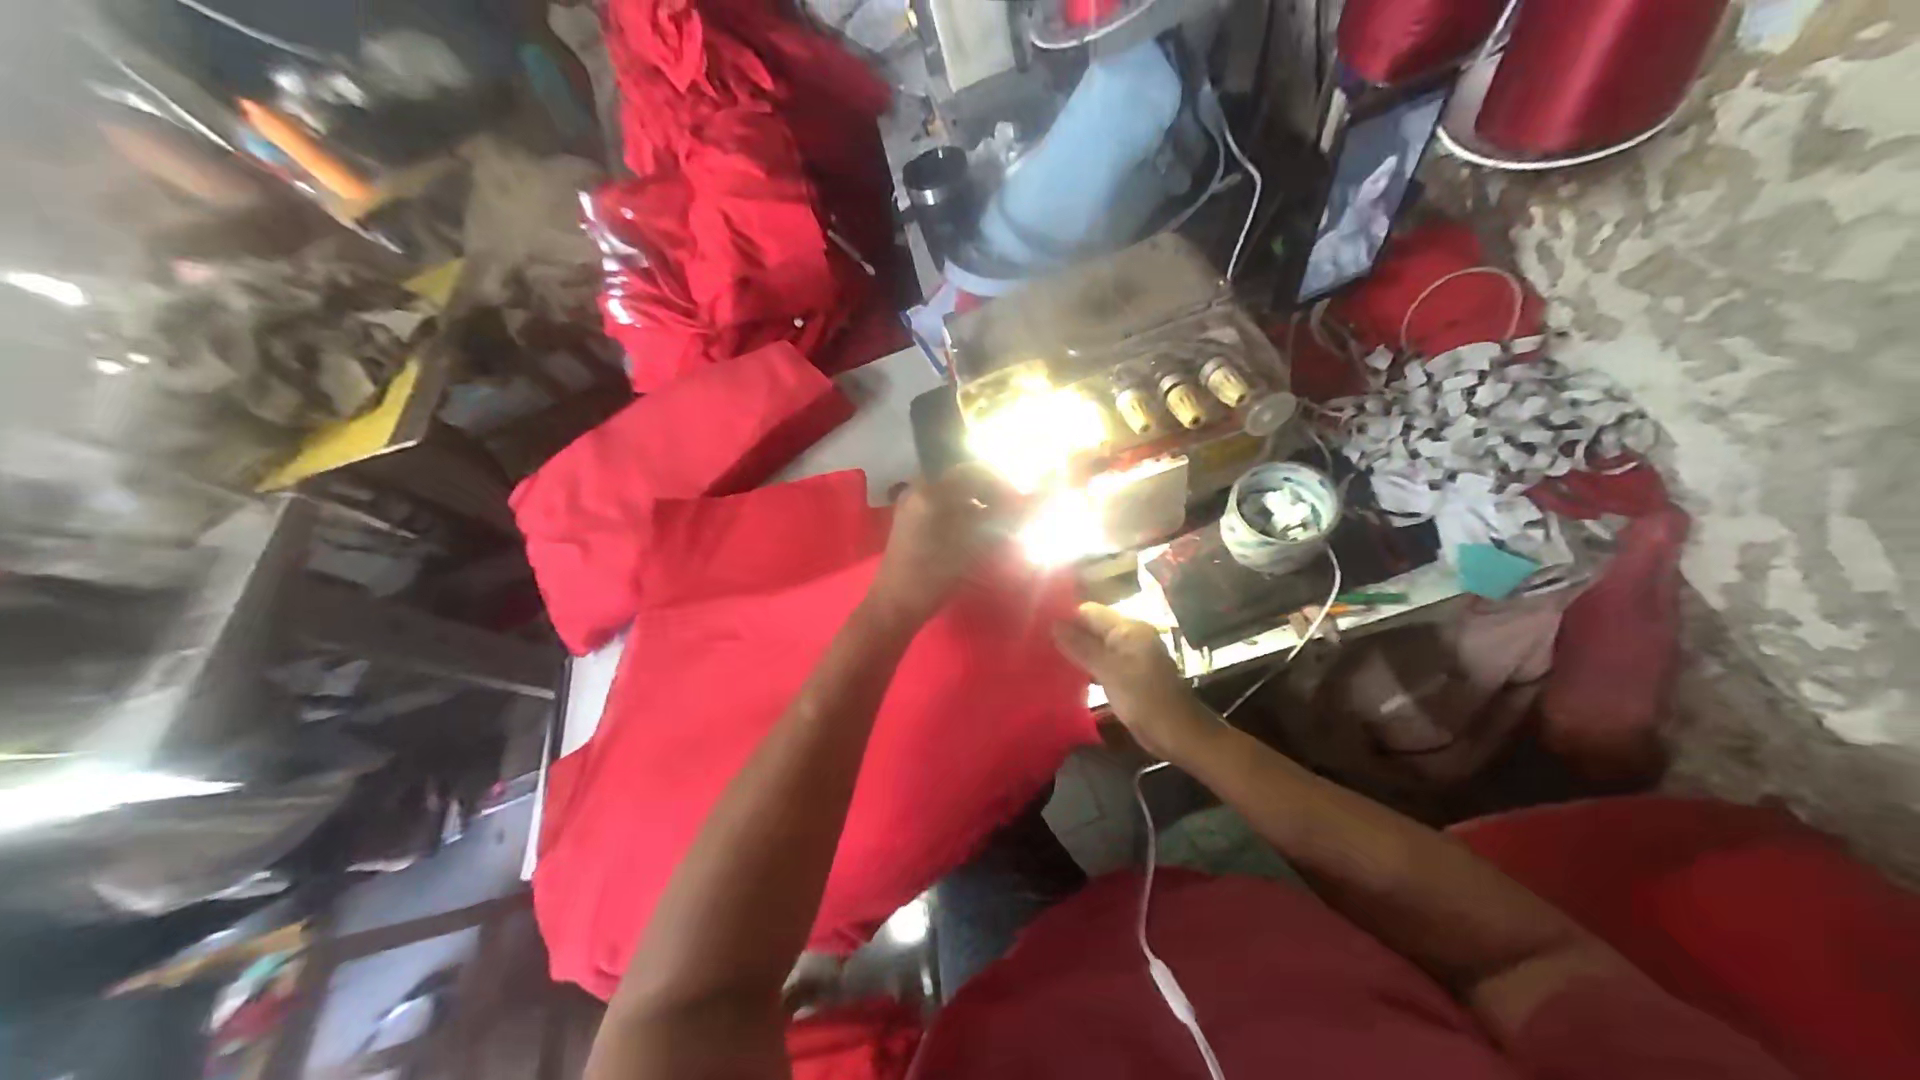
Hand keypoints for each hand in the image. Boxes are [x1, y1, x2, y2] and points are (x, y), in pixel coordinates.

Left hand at [868, 464, 1020, 626]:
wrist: (895, 605)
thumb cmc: (934, 577)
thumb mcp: (974, 548)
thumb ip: (1004, 520)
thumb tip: (1034, 503)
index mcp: (932, 490)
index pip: (977, 472)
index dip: (1004, 486)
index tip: (1021, 504)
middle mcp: (920, 489)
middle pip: (965, 480)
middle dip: (992, 494)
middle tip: (1012, 514)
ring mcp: (912, 504)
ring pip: (955, 493)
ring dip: (979, 504)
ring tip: (998, 525)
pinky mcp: (911, 520)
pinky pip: (943, 505)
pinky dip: (963, 513)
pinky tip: (976, 533)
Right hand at [1052, 603, 1217, 761]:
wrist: (1178, 733)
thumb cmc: (1144, 698)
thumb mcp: (1109, 671)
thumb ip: (1081, 646)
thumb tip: (1053, 624)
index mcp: (1129, 628)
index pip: (1089, 611)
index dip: (1065, 616)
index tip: (1038, 626)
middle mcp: (1130, 636)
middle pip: (1093, 627)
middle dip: (1068, 634)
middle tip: (1038, 644)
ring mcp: (1131, 656)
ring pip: (1096, 646)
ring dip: (1076, 651)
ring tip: (1047, 658)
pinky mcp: (1130, 674)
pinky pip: (1103, 662)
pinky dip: (1087, 666)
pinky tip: (1068, 675)